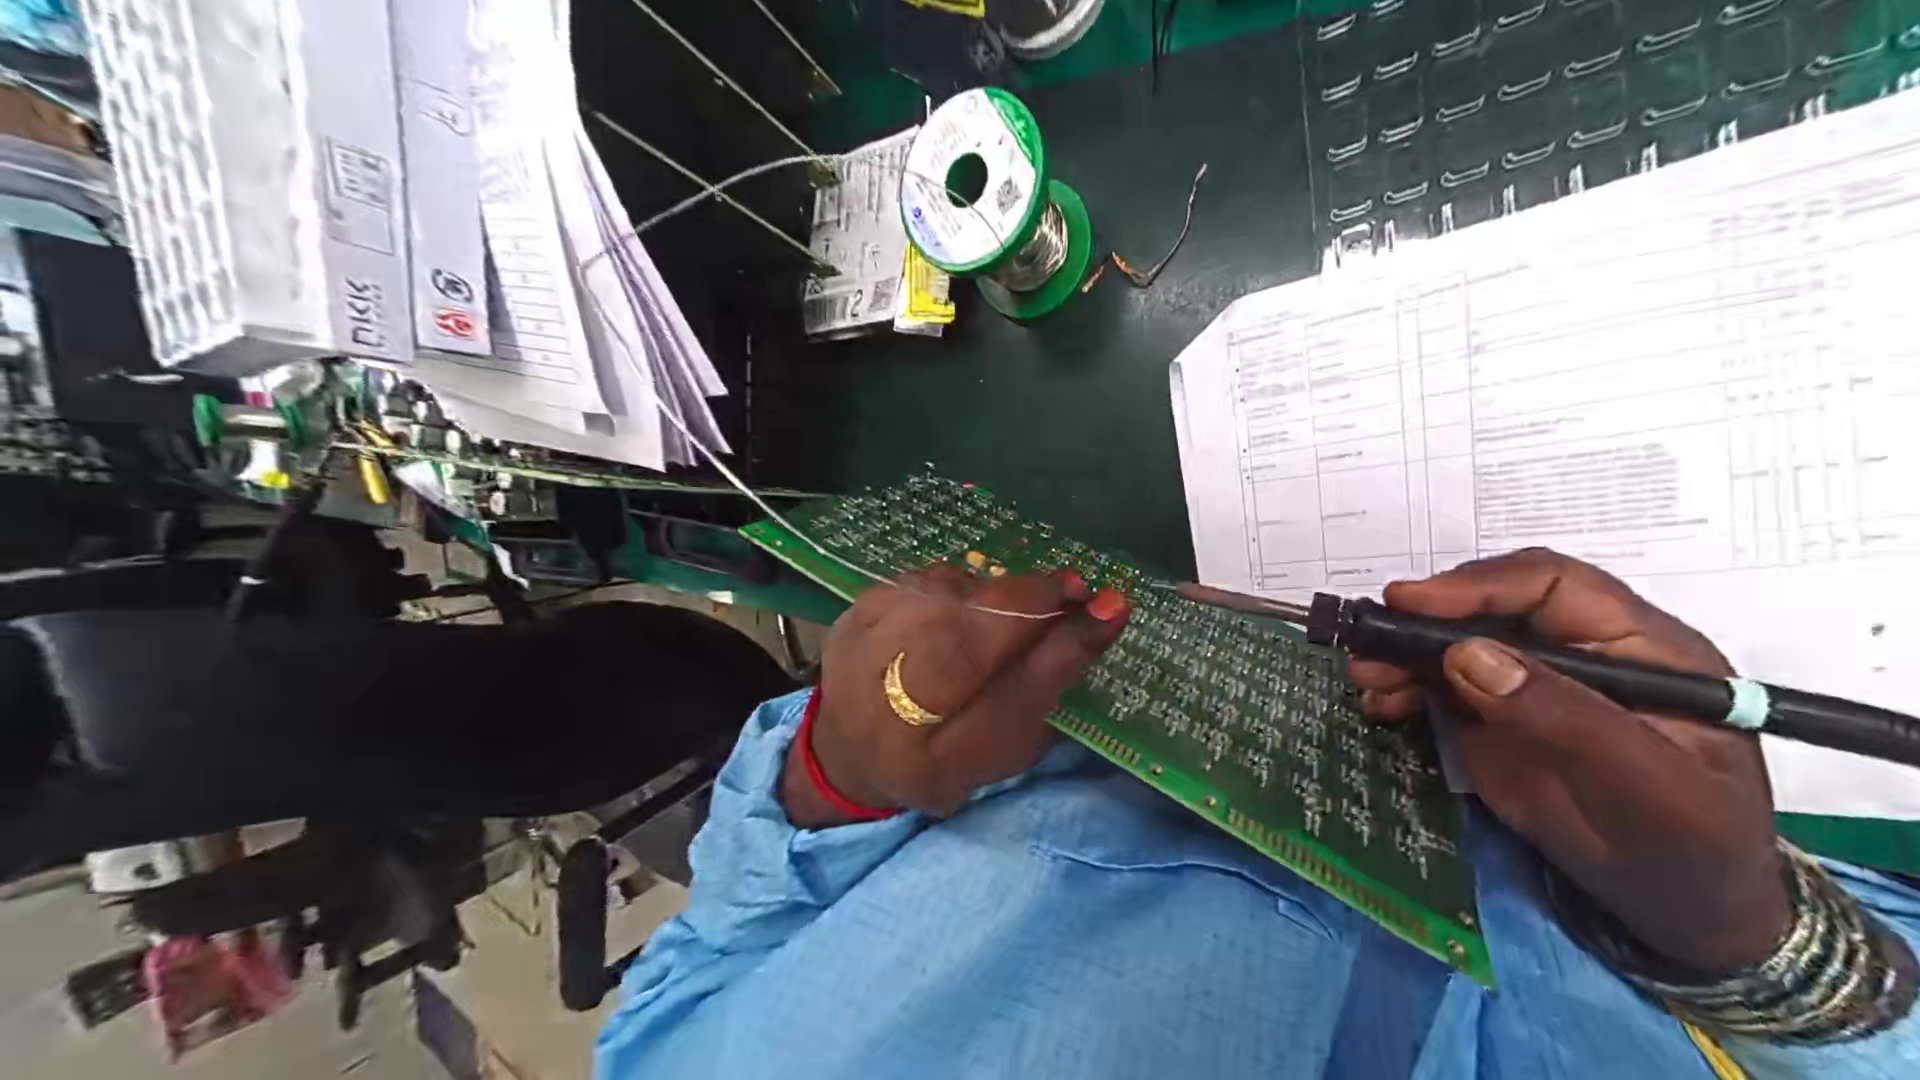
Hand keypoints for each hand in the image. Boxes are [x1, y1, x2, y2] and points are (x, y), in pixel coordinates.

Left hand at [782, 566, 1130, 826]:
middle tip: (1072, 592)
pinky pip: (929, 578)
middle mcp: (883, 700)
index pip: (1007, 699)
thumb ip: (1047, 686)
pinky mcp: (858, 606)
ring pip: (951, 592)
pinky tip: (967, 608)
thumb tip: (1102, 616)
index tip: (1112, 607)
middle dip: (1033, 600)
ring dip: (997, 592)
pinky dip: (963, 586)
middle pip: (972, 630)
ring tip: (1016, 608)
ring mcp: (864, 642)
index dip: (1063, 648)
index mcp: (928, 758)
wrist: (852, 747)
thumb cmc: (940, 759)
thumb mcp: (1000, 747)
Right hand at [1348, 548, 1789, 974]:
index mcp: (1636, 647)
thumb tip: (1467, 656)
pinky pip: (1430, 679)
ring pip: (1446, 639)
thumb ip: (1566, 717)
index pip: (1551, 586)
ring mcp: (1524, 678)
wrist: (1670, 906)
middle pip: (1484, 606)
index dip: (1478, 585)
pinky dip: (1397, 685)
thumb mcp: (1650, 787)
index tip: (1410, 603)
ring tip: (1366, 679)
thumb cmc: (1687, 846)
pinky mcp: (1485, 708)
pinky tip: (1381, 705)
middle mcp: (1573, 648)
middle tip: (1371, 643)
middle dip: (1421, 620)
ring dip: (1398, 652)